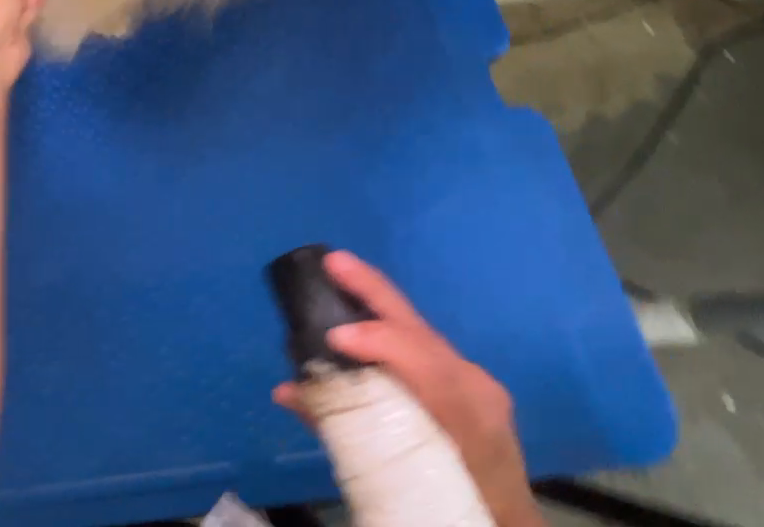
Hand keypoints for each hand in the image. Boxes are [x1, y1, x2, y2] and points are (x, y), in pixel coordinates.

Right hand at [273, 251, 541, 526]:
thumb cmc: (449, 502)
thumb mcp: (397, 476)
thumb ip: (343, 431)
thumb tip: (287, 391)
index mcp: (466, 416)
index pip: (424, 363)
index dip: (378, 341)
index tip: (334, 335)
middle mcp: (475, 388)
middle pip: (420, 331)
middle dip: (374, 290)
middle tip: (333, 261)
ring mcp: (477, 383)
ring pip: (420, 332)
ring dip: (377, 301)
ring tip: (341, 275)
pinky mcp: (471, 384)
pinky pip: (423, 345)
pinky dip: (389, 325)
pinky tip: (362, 312)